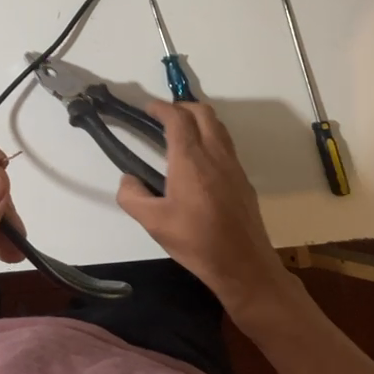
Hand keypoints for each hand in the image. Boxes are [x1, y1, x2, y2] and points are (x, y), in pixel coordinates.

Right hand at [116, 101, 293, 317]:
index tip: (148, 108)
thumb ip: (131, 196)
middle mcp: (215, 155)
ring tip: (181, 133)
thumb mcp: (153, 223)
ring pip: (219, 127)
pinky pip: (226, 145)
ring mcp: (233, 166)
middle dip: (182, 106)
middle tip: (164, 117)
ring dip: (199, 120)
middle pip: (203, 113)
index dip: (161, 107)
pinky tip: (199, 161)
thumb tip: (128, 180)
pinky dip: (211, 138)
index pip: (177, 118)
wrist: (245, 266)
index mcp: (191, 160)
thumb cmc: (197, 242)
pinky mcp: (243, 180)